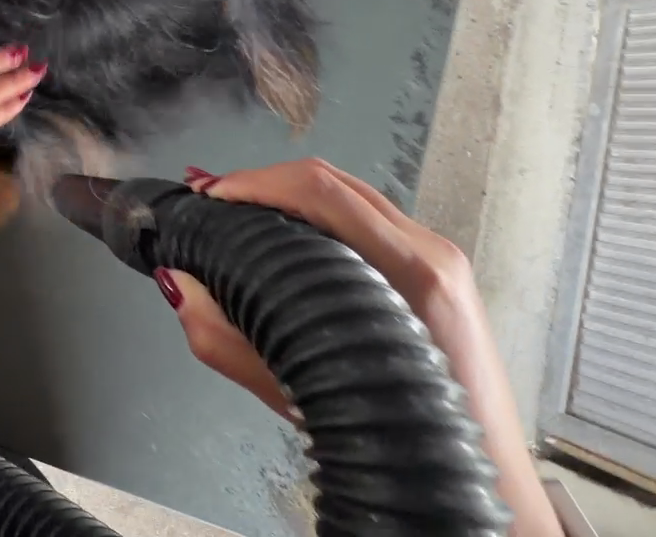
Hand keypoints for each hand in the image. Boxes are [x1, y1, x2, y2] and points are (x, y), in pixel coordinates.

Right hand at [159, 158, 562, 536]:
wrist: (477, 476)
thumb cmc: (400, 439)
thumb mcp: (296, 393)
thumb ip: (224, 339)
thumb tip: (178, 284)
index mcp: (411, 276)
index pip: (321, 192)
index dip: (255, 182)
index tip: (211, 196)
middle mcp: (431, 254)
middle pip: (333, 179)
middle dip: (261, 180)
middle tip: (213, 196)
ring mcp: (439, 256)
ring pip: (350, 189)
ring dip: (286, 189)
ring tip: (238, 204)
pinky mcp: (436, 266)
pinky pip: (365, 212)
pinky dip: (314, 206)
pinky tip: (282, 222)